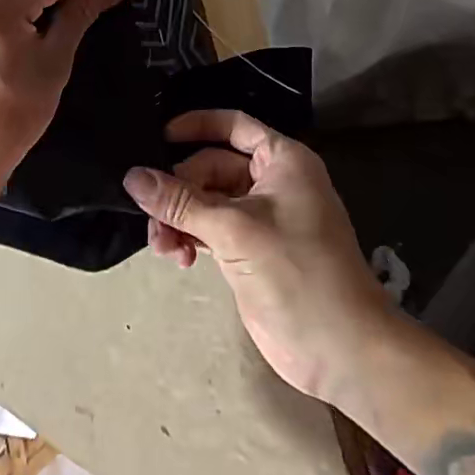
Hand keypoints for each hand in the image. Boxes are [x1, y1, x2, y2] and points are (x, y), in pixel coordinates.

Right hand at [123, 110, 390, 400]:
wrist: (341, 349)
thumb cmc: (298, 273)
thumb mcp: (235, 229)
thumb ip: (181, 202)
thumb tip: (132, 176)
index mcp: (282, 162)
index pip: (233, 126)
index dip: (196, 125)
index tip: (157, 136)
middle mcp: (271, 183)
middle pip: (209, 168)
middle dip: (178, 190)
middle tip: (152, 217)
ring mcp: (259, 219)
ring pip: (204, 202)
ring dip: (179, 219)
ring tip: (163, 247)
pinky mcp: (248, 251)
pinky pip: (208, 230)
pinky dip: (190, 238)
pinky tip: (180, 258)